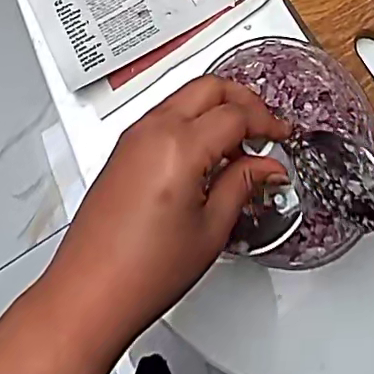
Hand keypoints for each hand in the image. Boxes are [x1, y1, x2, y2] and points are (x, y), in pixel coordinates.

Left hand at [34, 76, 287, 346]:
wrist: (92, 286)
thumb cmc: (140, 269)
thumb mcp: (210, 229)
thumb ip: (242, 185)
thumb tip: (265, 166)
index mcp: (178, 145)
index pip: (234, 113)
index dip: (266, 122)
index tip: (282, 135)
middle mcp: (152, 129)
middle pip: (207, 86)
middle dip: (243, 99)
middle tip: (265, 127)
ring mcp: (134, 134)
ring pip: (184, 94)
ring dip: (215, 106)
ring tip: (241, 144)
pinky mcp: (124, 145)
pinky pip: (164, 114)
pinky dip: (191, 118)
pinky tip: (208, 152)